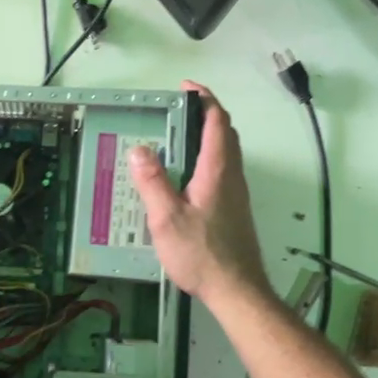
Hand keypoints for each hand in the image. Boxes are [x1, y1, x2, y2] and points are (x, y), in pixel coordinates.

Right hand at [130, 81, 270, 308]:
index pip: (216, 121)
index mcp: (217, 170)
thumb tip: (140, 150)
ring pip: (227, 153)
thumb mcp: (167, 218)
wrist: (236, 289)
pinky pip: (224, 171)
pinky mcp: (235, 209)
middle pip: (226, 133)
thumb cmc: (201, 254)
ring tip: (178, 139)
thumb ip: (153, 182)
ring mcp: (237, 193)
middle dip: (205, 114)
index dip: (204, 99)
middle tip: (178, 110)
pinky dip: (207, 159)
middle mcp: (232, 176)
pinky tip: (187, 176)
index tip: (185, 88)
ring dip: (207, 137)